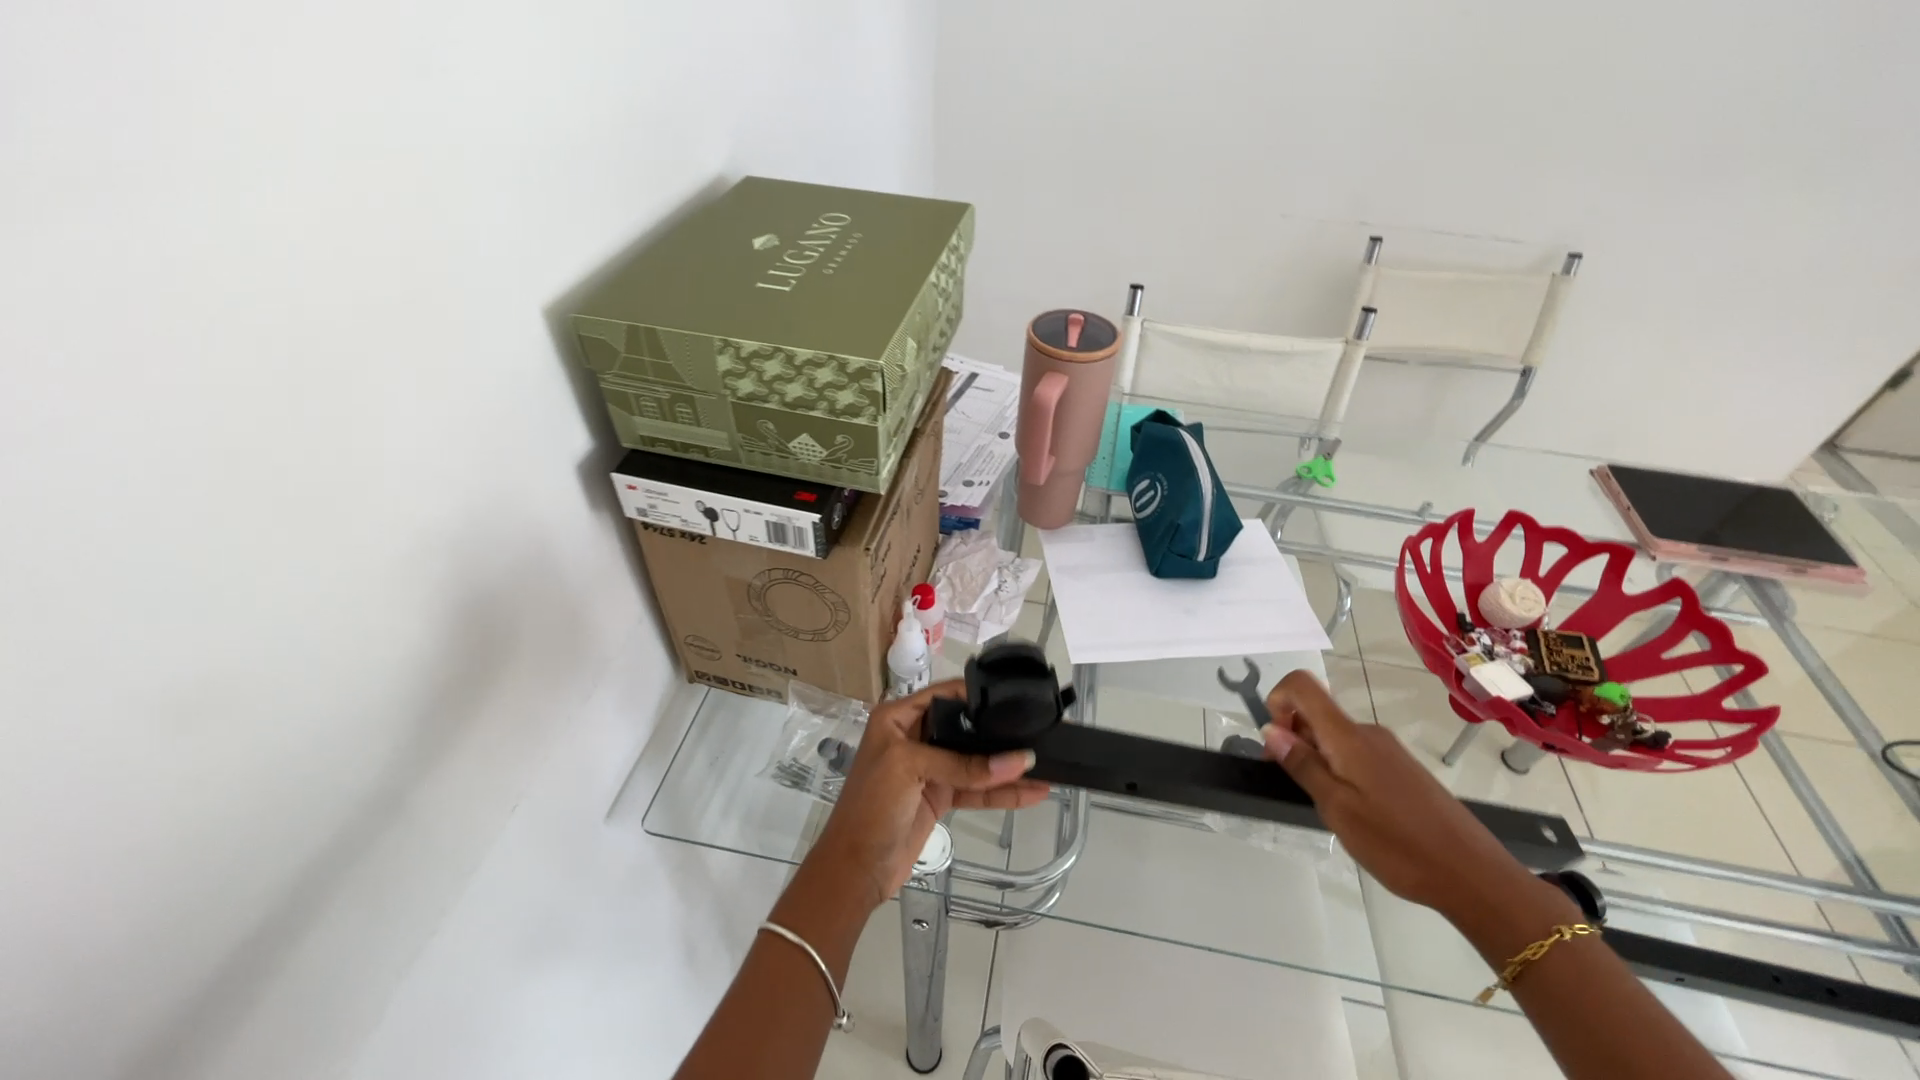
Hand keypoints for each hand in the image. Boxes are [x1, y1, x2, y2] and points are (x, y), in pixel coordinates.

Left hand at [810, 680, 1049, 908]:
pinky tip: (1032, 792)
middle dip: (998, 732)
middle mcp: (913, 737)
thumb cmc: (871, 806)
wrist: (854, 868)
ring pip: (974, 762)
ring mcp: (928, 769)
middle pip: (964, 727)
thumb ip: (964, 765)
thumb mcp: (910, 769)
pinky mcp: (940, 797)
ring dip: (1006, 767)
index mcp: (896, 718)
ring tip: (1046, 765)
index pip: (944, 695)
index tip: (1015, 697)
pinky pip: (976, 790)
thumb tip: (1020, 761)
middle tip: (1039, 731)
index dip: (976, 695)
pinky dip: (1002, 792)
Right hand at [1261, 670, 1538, 921]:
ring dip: (1317, 761)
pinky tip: (1354, 813)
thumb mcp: (1338, 809)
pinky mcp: (1401, 770)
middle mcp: (1368, 733)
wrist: (1472, 874)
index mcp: (1349, 737)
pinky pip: (1355, 755)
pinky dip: (1339, 772)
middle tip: (1296, 788)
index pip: (1303, 685)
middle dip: (1293, 741)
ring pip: (1335, 739)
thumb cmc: (1398, 844)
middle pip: (1316, 714)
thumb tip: (1271, 729)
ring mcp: (1388, 751)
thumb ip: (1303, 766)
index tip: (1274, 743)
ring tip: (1329, 809)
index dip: (1277, 700)